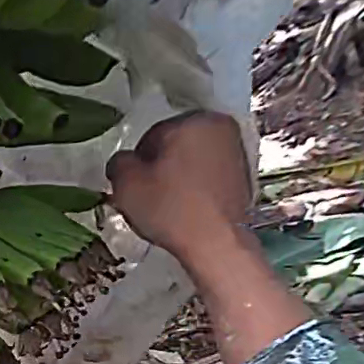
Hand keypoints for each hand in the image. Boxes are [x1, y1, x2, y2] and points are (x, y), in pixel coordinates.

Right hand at [104, 111, 251, 262]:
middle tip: (151, 201)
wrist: (218, 243)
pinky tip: (190, 212)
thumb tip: (122, 162)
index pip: (150, 138)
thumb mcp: (127, 187)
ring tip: (171, 209)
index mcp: (190, 119)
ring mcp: (236, 151)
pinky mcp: (245, 176)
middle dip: (160, 170)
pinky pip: (210, 178)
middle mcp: (218, 126)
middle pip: (175, 147)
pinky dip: (198, 190)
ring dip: (180, 180)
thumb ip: (118, 165)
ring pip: (194, 162)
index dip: (137, 167)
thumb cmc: (171, 211)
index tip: (135, 191)